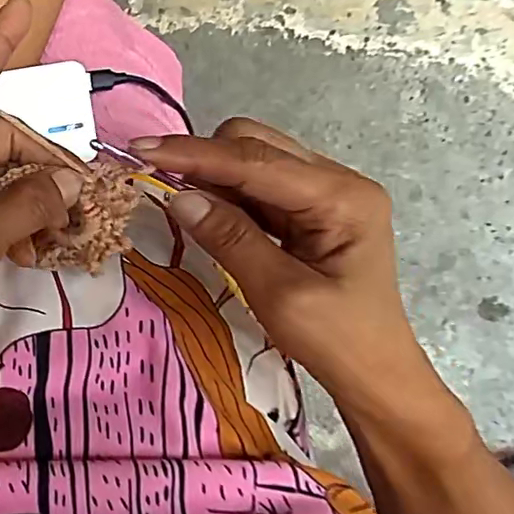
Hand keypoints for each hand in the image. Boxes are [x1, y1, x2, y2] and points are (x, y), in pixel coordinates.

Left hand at [0, 0, 83, 403]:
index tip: (19, 4)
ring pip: (2, 176)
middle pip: (0, 139)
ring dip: (37, 200)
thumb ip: (30, 201)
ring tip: (66, 233)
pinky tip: (38, 250)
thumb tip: (72, 183)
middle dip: (45, 165)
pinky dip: (18, 221)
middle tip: (85, 198)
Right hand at [132, 119, 442, 407]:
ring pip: (249, 157)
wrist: (372, 371)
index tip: (141, 151)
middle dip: (201, 158)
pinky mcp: (305, 208)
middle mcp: (335, 182)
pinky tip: (204, 212)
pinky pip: (252, 183)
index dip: (193, 154)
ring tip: (177, 202)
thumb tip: (178, 197)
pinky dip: (221, 192)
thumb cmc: (335, 339)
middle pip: (252, 143)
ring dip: (208, 174)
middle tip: (157, 184)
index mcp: (341, 199)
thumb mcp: (278, 293)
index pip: (253, 161)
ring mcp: (322, 192)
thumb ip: (230, 239)